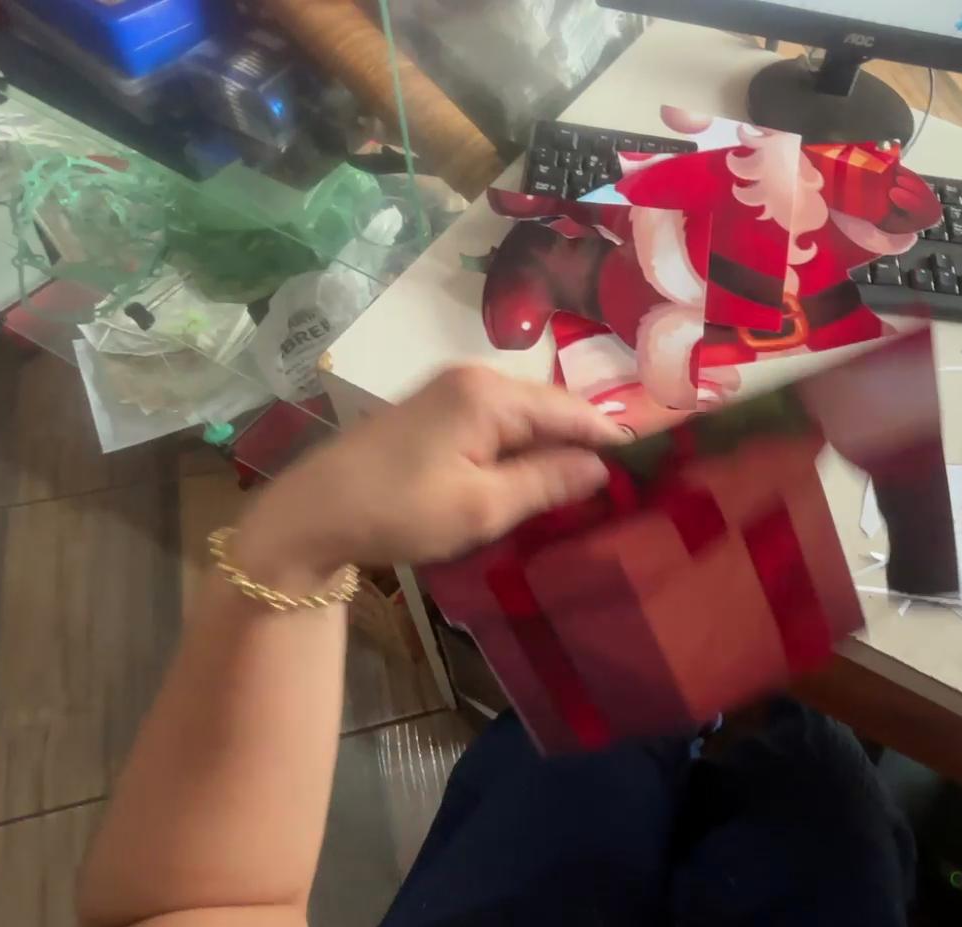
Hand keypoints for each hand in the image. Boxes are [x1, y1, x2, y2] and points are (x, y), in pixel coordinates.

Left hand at [234, 366, 625, 590]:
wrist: (315, 512)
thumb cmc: (401, 511)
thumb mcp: (482, 507)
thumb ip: (546, 482)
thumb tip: (600, 467)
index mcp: (490, 395)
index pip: (570, 410)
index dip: (609, 434)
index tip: (646, 457)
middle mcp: (474, 378)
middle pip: (548, 407)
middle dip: (583, 438)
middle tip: (620, 473)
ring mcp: (451, 389)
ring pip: (524, 414)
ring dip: (552, 443)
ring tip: (587, 475)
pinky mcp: (436, 408)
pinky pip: (498, 420)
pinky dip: (522, 444)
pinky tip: (535, 468)